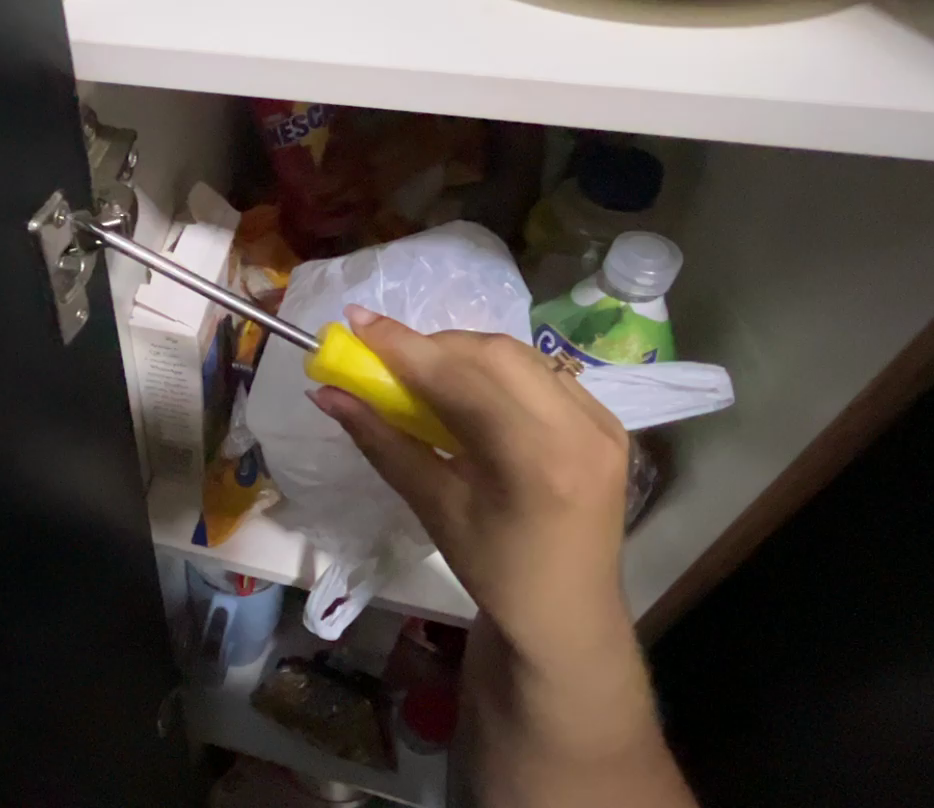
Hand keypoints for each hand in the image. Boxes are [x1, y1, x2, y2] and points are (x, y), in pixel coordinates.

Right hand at [308, 304, 633, 658]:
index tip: (355, 321)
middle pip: (493, 352)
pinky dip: (493, 367)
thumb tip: (326, 393)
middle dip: (431, 345)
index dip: (402, 345)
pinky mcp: (607, 419)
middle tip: (387, 358)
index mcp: (535, 459)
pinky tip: (469, 389)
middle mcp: (578, 427)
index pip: (459, 378)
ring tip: (423, 374)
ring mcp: (601, 420)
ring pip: (517, 354)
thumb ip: (380, 440)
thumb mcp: (431, 505)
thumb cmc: (492, 569)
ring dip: (461, 352)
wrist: (568, 612)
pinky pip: (540, 371)